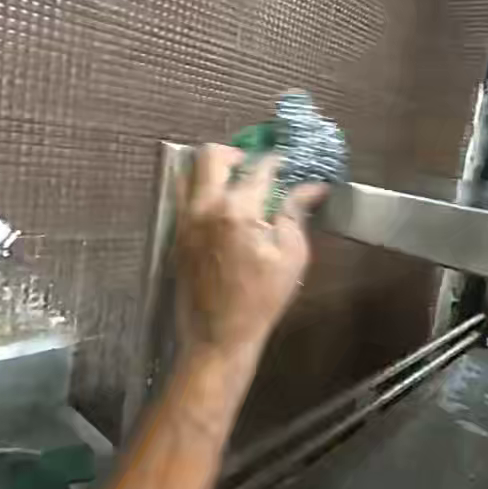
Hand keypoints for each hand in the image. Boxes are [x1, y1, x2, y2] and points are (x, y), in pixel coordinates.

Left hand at [174, 144, 326, 357]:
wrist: (218, 335)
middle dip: (236, 153)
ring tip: (234, 183)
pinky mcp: (176, 234)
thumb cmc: (261, 299)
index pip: (258, 168)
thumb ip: (295, 214)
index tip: (288, 165)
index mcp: (236, 210)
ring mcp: (184, 220)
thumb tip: (311, 188)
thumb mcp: (290, 256)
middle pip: (210, 155)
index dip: (277, 162)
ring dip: (211, 169)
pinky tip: (221, 208)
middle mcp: (203, 207)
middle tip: (254, 168)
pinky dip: (200, 190)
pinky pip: (182, 196)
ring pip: (187, 171)